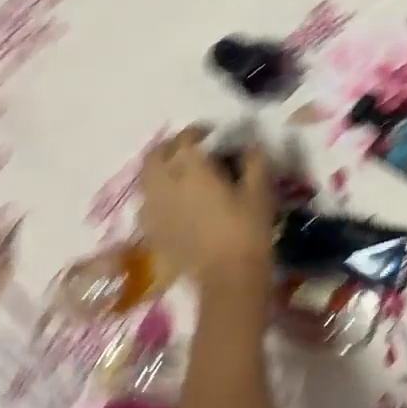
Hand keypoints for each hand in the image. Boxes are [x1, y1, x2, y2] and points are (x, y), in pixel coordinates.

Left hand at [136, 128, 273, 291]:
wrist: (227, 275)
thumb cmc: (248, 228)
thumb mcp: (260, 190)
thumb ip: (254, 160)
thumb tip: (250, 143)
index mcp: (193, 171)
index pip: (185, 140)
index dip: (196, 131)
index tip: (210, 132)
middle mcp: (166, 185)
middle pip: (155, 157)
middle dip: (170, 147)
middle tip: (190, 149)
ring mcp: (154, 210)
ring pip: (146, 179)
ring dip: (160, 169)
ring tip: (180, 173)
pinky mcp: (151, 230)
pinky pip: (147, 202)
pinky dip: (157, 192)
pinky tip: (174, 200)